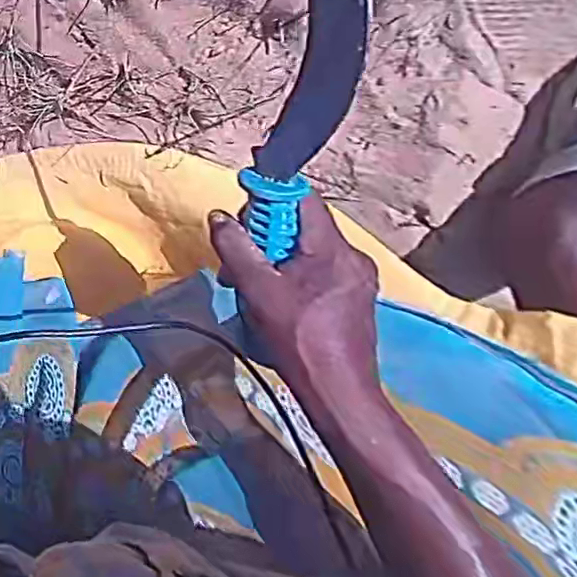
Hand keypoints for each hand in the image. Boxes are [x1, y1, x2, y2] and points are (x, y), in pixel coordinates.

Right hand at [210, 194, 381, 408]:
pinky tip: (268, 290)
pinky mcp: (351, 294)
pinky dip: (285, 267)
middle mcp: (352, 258)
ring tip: (248, 278)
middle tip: (238, 252)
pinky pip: (312, 263)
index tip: (244, 185)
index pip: (303, 198)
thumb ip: (235, 245)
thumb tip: (221, 216)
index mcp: (334, 251)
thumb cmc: (298, 336)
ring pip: (304, 244)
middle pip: (300, 221)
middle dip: (263, 229)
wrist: (338, 390)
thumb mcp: (256, 287)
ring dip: (270, 251)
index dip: (271, 187)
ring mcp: (355, 278)